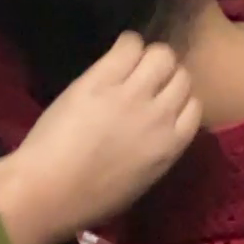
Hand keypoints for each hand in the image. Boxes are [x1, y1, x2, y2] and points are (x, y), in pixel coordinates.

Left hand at [0, 34, 200, 243]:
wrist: (49, 191)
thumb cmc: (91, 198)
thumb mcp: (142, 180)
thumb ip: (158, 149)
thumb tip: (159, 128)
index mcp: (172, 145)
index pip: (194, 105)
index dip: (176, 99)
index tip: (160, 100)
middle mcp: (160, 115)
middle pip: (181, 77)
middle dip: (165, 76)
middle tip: (142, 81)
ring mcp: (132, 94)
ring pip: (161, 55)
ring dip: (148, 57)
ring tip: (128, 66)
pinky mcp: (102, 79)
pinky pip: (129, 45)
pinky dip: (126, 45)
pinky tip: (114, 57)